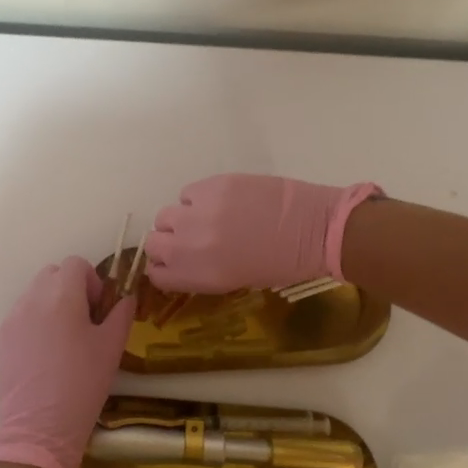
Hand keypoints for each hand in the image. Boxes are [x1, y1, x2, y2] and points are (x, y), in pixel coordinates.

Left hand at [0, 256, 135, 467]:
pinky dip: (34, 324)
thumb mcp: (111, 347)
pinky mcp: (1, 340)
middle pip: (51, 274)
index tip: (98, 308)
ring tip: (63, 341)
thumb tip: (126, 298)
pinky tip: (45, 357)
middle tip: (84, 321)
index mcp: (62, 295)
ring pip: (33, 295)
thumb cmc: (83, 383)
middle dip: (70, 288)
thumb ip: (121, 314)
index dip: (91, 280)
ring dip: (51, 305)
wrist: (40, 425)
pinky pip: (20, 318)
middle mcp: (32, 299)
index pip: (75, 264)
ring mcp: (12, 319)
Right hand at [144, 174, 382, 293]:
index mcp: (196, 276)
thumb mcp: (232, 281)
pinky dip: (199, 198)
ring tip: (208, 218)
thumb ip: (200, 272)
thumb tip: (184, 259)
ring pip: (167, 214)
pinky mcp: (211, 186)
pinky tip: (222, 202)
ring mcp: (198, 213)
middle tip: (191, 239)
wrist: (314, 231)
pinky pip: (188, 192)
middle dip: (168, 242)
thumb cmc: (280, 265)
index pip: (155, 273)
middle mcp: (189, 246)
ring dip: (182, 218)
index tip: (175, 262)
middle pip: (153, 242)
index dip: (164, 266)